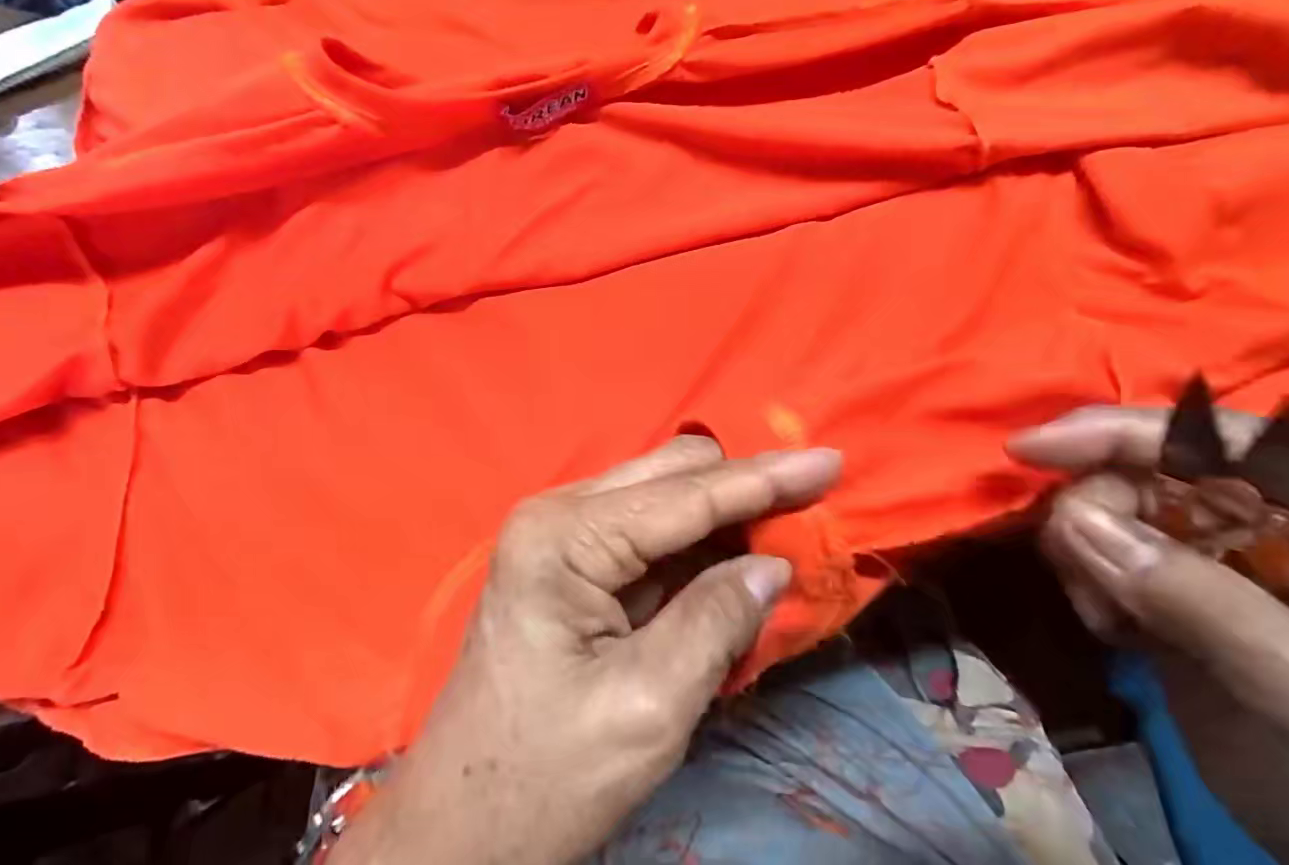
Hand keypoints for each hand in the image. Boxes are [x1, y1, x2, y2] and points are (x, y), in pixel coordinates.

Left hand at [334, 436, 841, 864]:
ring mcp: (562, 537)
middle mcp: (560, 515)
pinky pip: (653, 533)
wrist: (459, 832)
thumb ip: (716, 623)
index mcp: (565, 538)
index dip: (766, 478)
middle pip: (675, 476)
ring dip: (727, 513)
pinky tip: (737, 556)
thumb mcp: (647, 708)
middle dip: (746, 488)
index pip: (686, 496)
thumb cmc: (545, 778)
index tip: (829, 461)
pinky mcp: (573, 566)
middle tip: (812, 503)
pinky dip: (702, 542)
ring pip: (667, 497)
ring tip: (787, 530)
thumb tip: (772, 564)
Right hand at [1012, 405, 1288, 864]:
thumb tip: (1077, 522)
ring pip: (1138, 512)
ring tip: (1100, 614)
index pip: (1250, 452)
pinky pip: (1124, 561)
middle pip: (1177, 475)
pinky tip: (1108, 627)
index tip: (1034, 449)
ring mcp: (1262, 568)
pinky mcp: (1208, 601)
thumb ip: (1218, 617)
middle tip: (1074, 567)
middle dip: (1106, 507)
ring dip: (1093, 549)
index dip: (1136, 435)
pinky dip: (1094, 582)